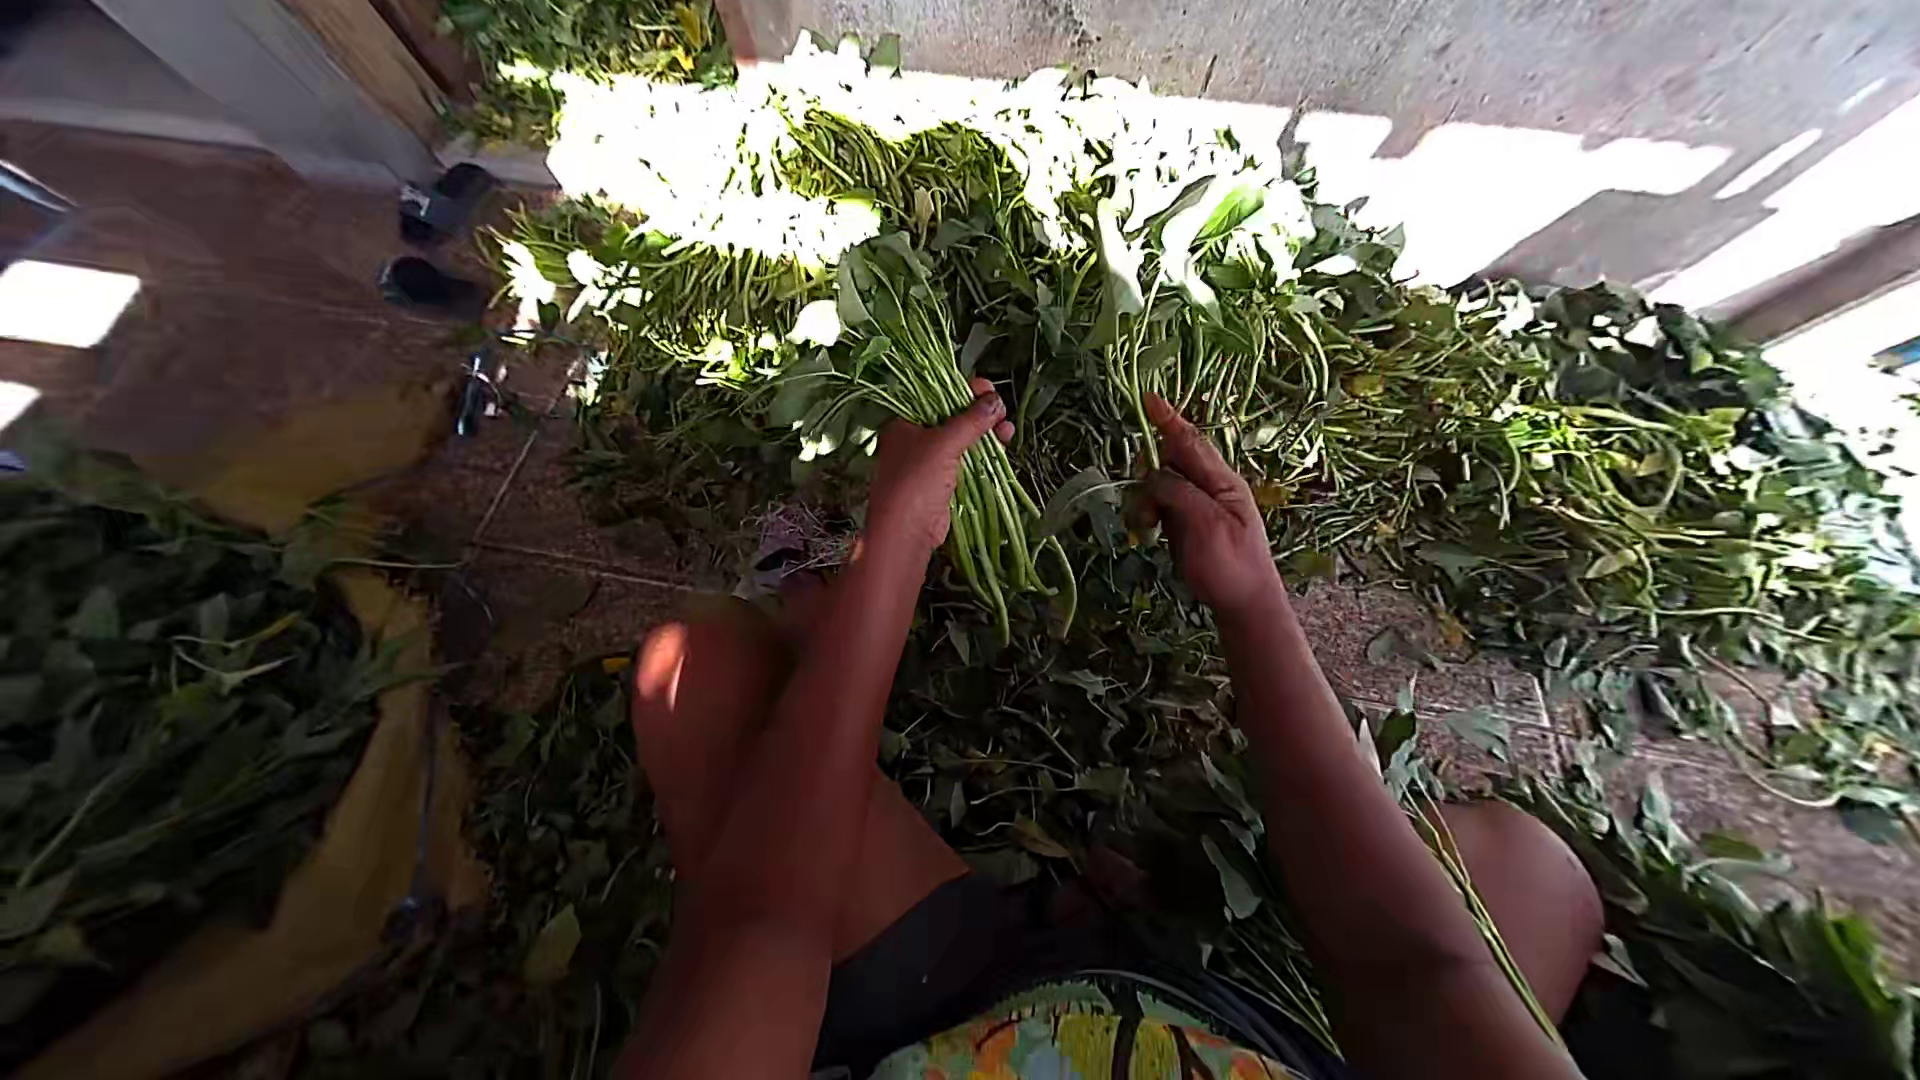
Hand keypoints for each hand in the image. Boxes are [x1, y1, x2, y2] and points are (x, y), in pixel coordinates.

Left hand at [866, 377, 1012, 556]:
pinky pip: (966, 462)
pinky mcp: (943, 483)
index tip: (988, 389)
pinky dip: (983, 455)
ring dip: (986, 434)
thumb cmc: (915, 481)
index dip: (963, 391)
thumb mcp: (943, 444)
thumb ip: (971, 421)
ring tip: (1007, 431)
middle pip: (953, 418)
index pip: (936, 396)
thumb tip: (995, 400)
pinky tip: (1001, 448)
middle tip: (1001, 411)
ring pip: (963, 441)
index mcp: (905, 423)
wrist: (905, 531)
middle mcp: (915, 440)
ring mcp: (929, 463)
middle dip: (980, 414)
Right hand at [1139, 394, 1284, 622]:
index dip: (1168, 419)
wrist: (1242, 603)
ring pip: (1157, 486)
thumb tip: (1152, 474)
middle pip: (1168, 462)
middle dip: (1148, 476)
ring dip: (1144, 500)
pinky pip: (1157, 506)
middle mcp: (1207, 487)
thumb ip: (1179, 493)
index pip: (1190, 442)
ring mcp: (1194, 505)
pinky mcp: (1182, 523)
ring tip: (1146, 525)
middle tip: (1144, 506)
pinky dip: (1145, 514)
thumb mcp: (1207, 524)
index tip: (1147, 398)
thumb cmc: (1231, 564)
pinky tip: (1146, 531)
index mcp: (1222, 481)